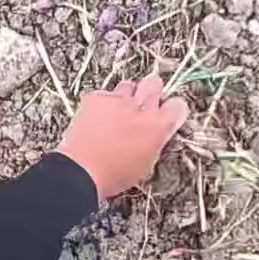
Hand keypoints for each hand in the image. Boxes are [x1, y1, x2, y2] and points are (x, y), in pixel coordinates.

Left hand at [56, 74, 188, 201]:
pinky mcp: (96, 98)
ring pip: (128, 85)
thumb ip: (156, 142)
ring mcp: (118, 100)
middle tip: (143, 104)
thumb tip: (159, 133)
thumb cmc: (113, 175)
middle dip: (151, 91)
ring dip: (126, 96)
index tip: (165, 114)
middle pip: (154, 84)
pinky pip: (104, 93)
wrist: (81, 170)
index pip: (177, 105)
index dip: (171, 110)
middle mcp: (141, 108)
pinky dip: (102, 102)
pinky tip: (97, 117)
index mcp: (158, 126)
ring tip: (118, 112)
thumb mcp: (146, 164)